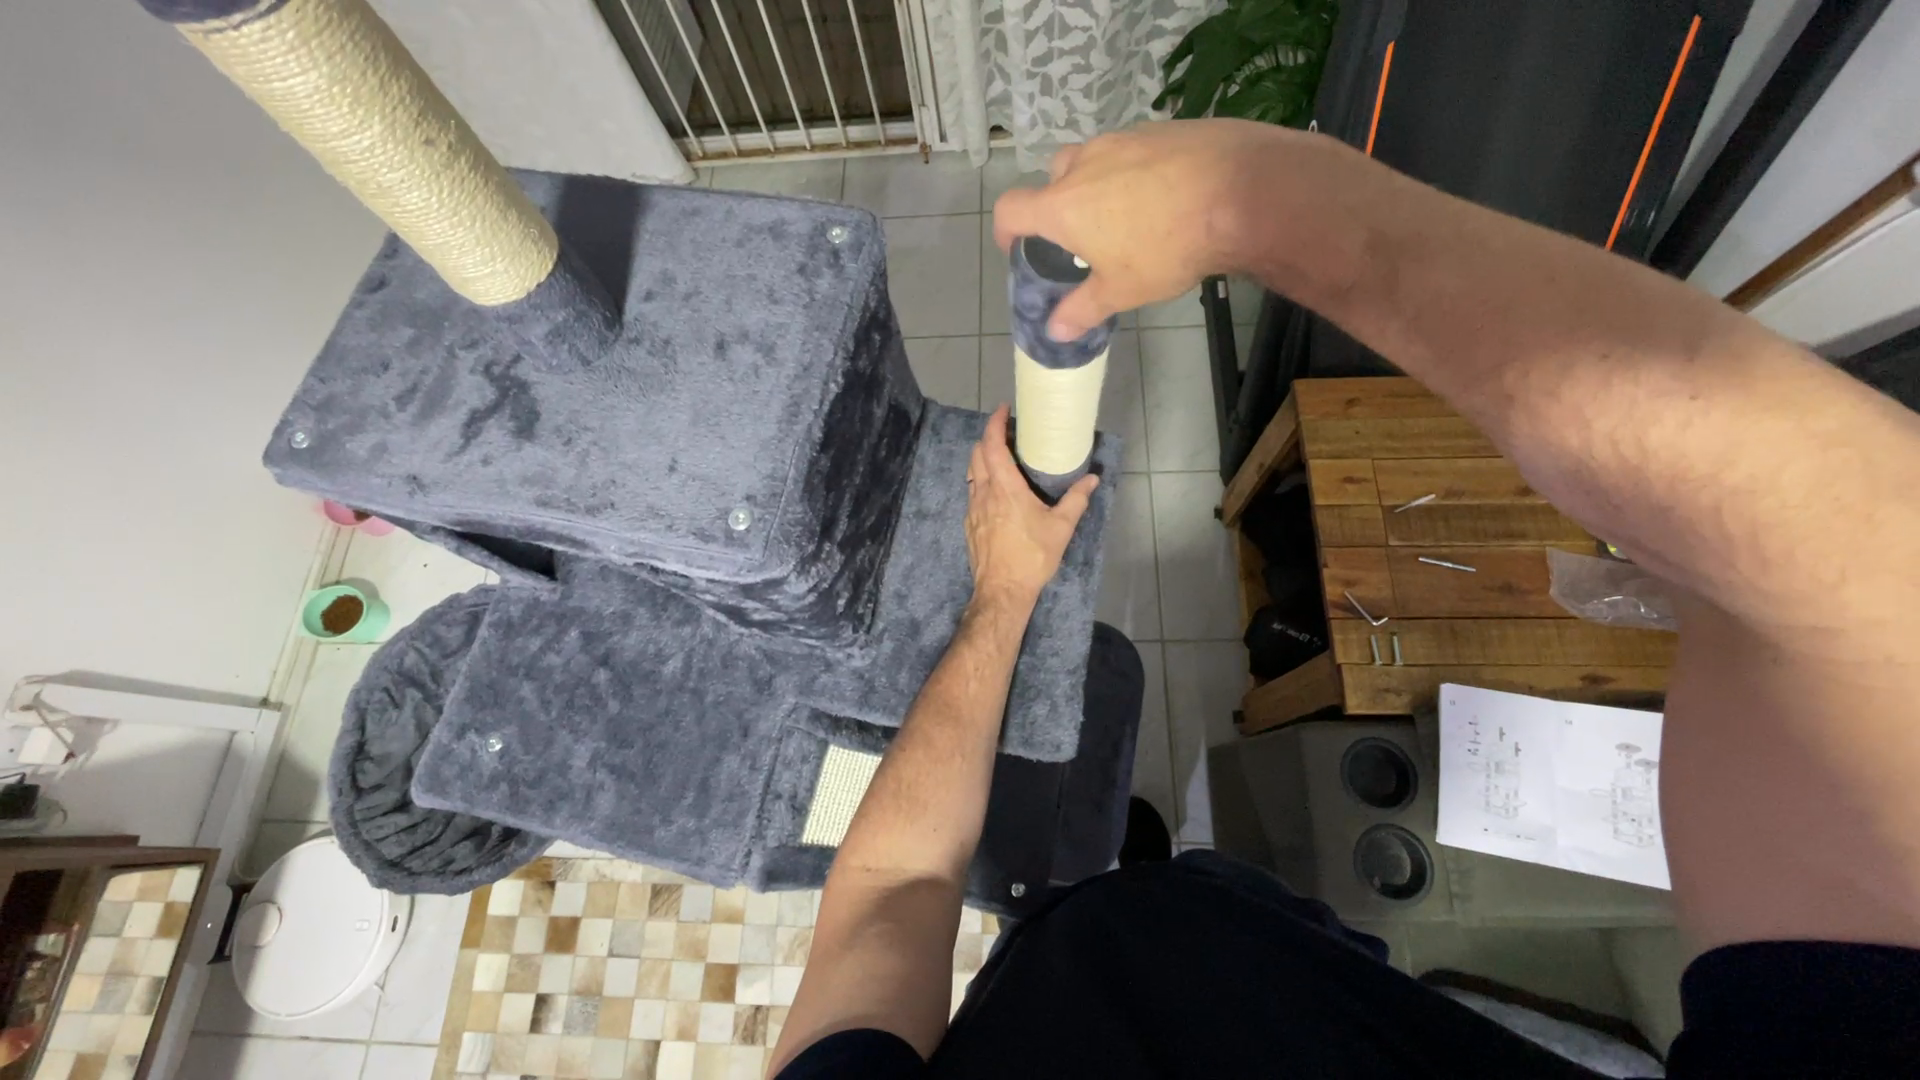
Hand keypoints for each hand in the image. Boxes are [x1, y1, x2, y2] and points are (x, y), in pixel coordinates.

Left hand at [965, 405, 1099, 608]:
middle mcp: (983, 493)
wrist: (1002, 591)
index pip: (991, 445)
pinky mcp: (969, 525)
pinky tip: (995, 491)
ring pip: (971, 473)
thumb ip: (1076, 500)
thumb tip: (1093, 479)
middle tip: (1006, 433)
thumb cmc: (1032, 557)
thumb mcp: (1061, 528)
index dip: (994, 423)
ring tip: (1001, 458)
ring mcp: (972, 509)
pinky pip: (971, 493)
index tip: (1002, 410)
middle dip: (988, 438)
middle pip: (976, 454)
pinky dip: (980, 481)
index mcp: (1005, 488)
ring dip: (982, 459)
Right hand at [993, 119, 1300, 340]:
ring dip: (1098, 184)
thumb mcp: (1121, 290)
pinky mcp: (1161, 128)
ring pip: (1095, 159)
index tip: (1018, 248)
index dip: (1007, 231)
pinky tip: (1166, 195)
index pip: (1011, 209)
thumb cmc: (1167, 248)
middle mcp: (1085, 163)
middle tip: (1082, 233)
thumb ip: (1082, 309)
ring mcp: (1124, 139)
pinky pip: (1134, 151)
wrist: (1240, 191)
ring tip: (1127, 215)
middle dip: (1058, 203)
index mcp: (1063, 205)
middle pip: (1053, 177)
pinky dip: (1136, 171)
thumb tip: (1055, 331)